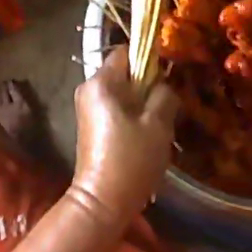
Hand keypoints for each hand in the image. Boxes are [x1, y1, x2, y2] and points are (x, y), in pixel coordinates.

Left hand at [67, 50, 179, 227]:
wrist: (102, 199)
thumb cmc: (132, 158)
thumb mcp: (157, 125)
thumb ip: (164, 95)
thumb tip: (164, 82)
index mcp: (101, 81)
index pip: (124, 52)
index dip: (147, 57)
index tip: (167, 74)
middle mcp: (88, 86)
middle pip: (121, 72)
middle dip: (145, 84)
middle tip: (166, 104)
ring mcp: (85, 104)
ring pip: (119, 91)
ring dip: (139, 102)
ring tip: (157, 124)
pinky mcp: (88, 122)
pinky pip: (112, 106)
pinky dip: (129, 113)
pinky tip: (144, 136)